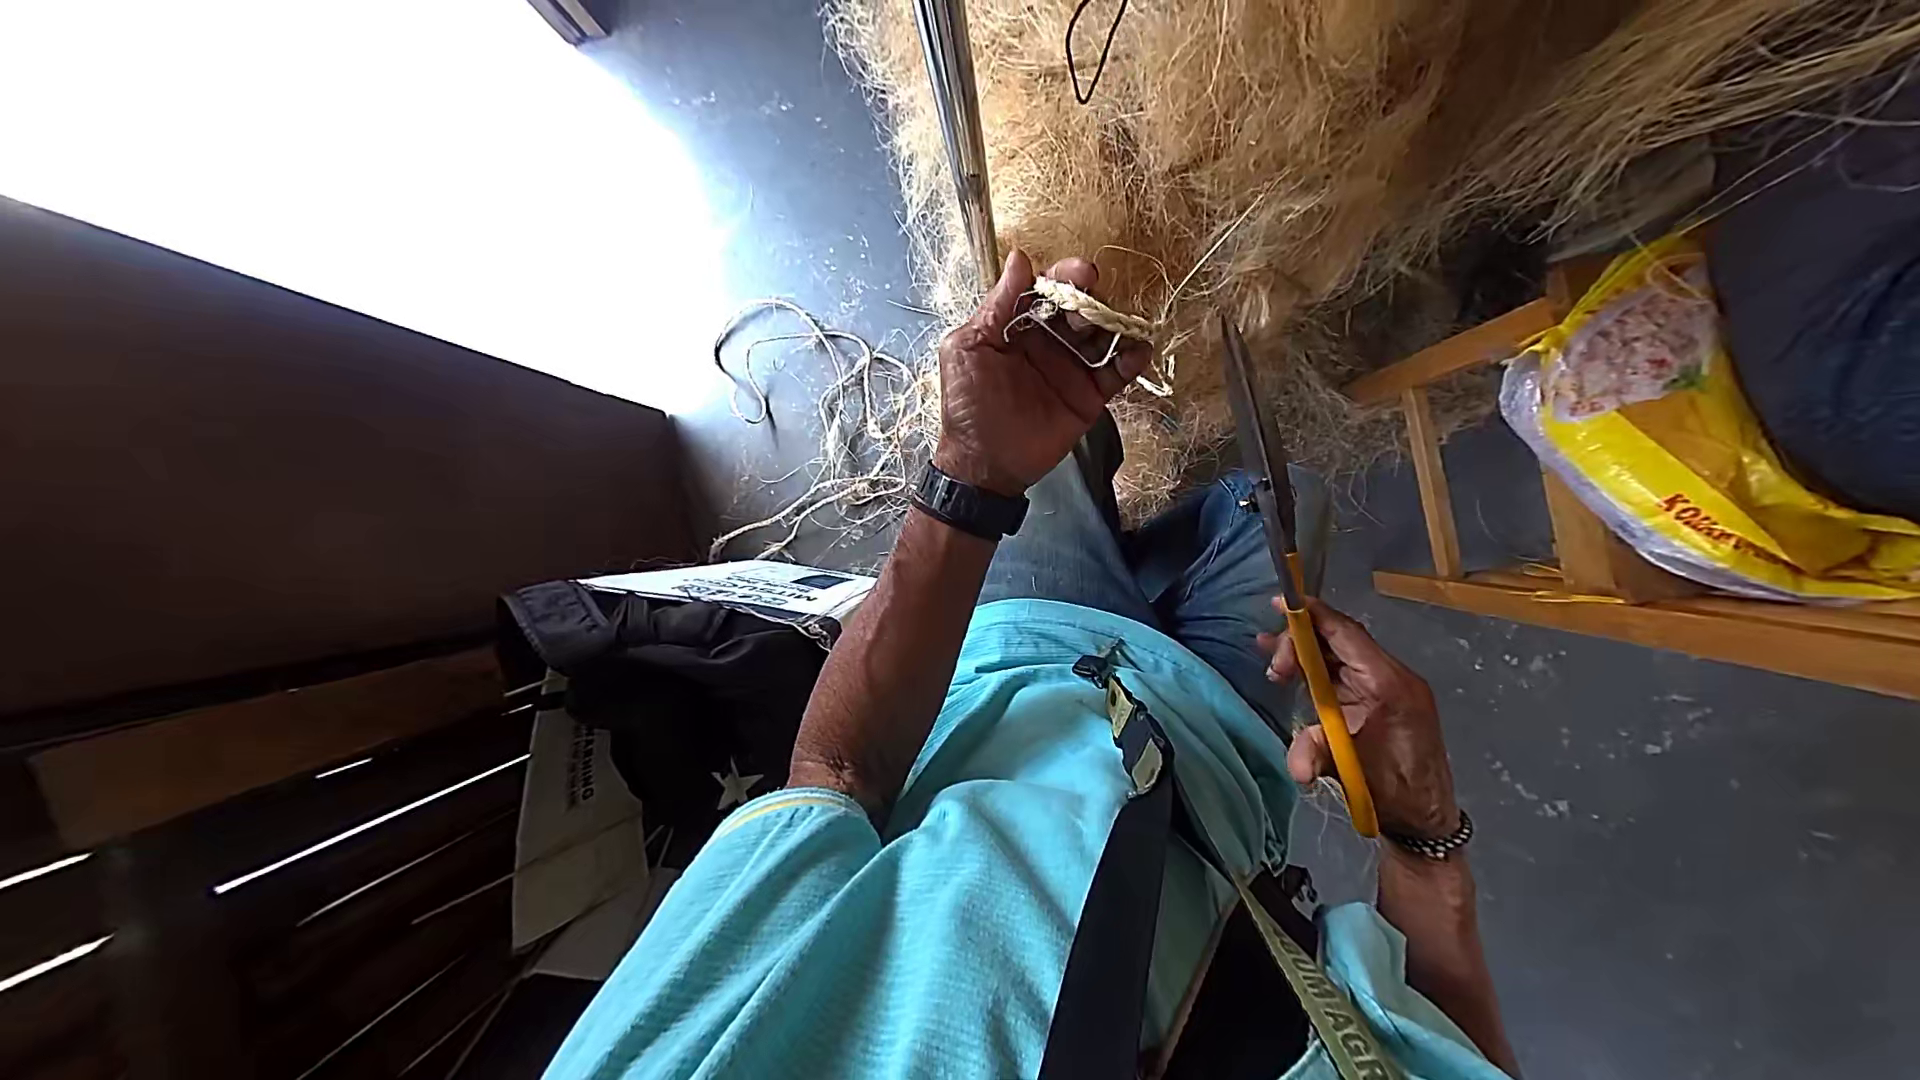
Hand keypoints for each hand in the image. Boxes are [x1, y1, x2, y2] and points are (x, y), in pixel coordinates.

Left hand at [932, 248, 1149, 494]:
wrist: (983, 463)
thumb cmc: (966, 405)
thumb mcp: (969, 348)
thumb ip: (996, 306)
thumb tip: (1020, 258)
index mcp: (1016, 328)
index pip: (1046, 291)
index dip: (1064, 278)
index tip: (1080, 273)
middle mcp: (1046, 343)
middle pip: (1079, 309)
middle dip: (1090, 299)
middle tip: (1091, 304)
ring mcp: (1070, 369)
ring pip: (1102, 335)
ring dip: (1112, 324)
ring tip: (1110, 328)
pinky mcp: (1088, 396)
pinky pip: (1117, 372)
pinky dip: (1132, 358)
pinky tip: (1138, 351)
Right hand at [1258, 599, 1460, 839]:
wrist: (1425, 818)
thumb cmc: (1395, 791)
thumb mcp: (1353, 772)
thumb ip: (1318, 756)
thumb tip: (1296, 767)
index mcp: (1389, 685)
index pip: (1346, 633)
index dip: (1312, 614)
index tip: (1282, 601)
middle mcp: (1391, 676)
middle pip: (1338, 638)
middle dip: (1299, 643)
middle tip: (1275, 670)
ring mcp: (1386, 684)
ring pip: (1338, 650)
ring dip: (1304, 653)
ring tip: (1275, 667)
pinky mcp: (1377, 695)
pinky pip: (1342, 666)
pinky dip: (1315, 663)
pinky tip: (1289, 667)